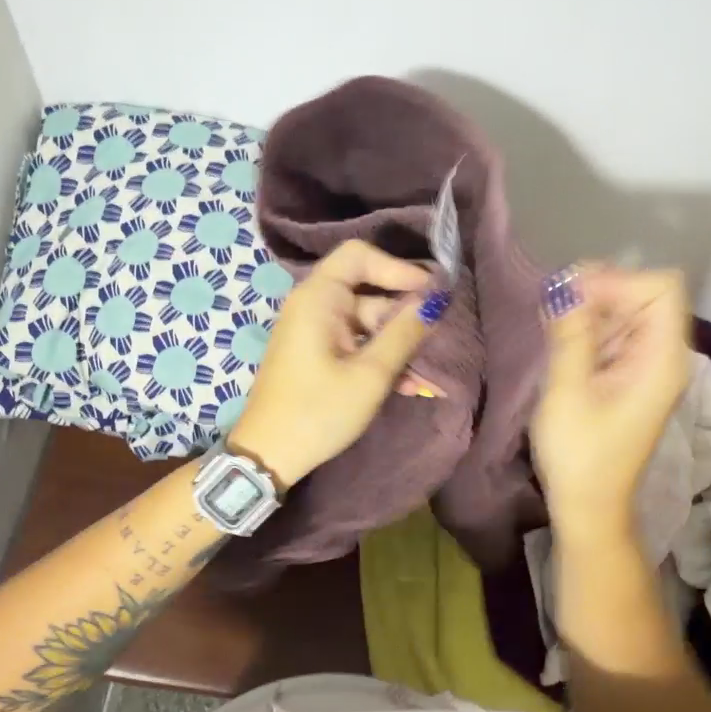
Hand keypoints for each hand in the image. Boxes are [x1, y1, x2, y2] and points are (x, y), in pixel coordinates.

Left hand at [226, 241, 448, 486]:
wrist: (269, 455)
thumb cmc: (319, 411)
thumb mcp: (370, 374)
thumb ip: (404, 332)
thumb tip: (435, 299)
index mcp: (318, 298)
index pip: (360, 255)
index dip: (398, 268)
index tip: (433, 292)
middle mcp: (313, 306)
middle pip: (368, 291)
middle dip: (406, 314)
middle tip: (442, 334)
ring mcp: (314, 332)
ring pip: (367, 323)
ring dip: (398, 344)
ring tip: (432, 372)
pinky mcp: (317, 356)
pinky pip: (355, 344)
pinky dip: (380, 358)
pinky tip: (410, 386)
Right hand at [531, 265, 693, 534]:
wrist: (589, 506)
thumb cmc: (580, 455)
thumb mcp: (567, 391)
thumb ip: (570, 334)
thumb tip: (564, 285)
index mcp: (661, 358)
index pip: (661, 287)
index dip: (618, 281)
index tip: (574, 298)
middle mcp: (663, 356)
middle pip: (645, 295)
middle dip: (601, 292)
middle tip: (554, 306)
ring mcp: (647, 367)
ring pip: (627, 313)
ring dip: (591, 310)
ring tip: (552, 323)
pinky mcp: (629, 378)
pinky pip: (616, 336)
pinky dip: (590, 329)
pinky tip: (560, 339)